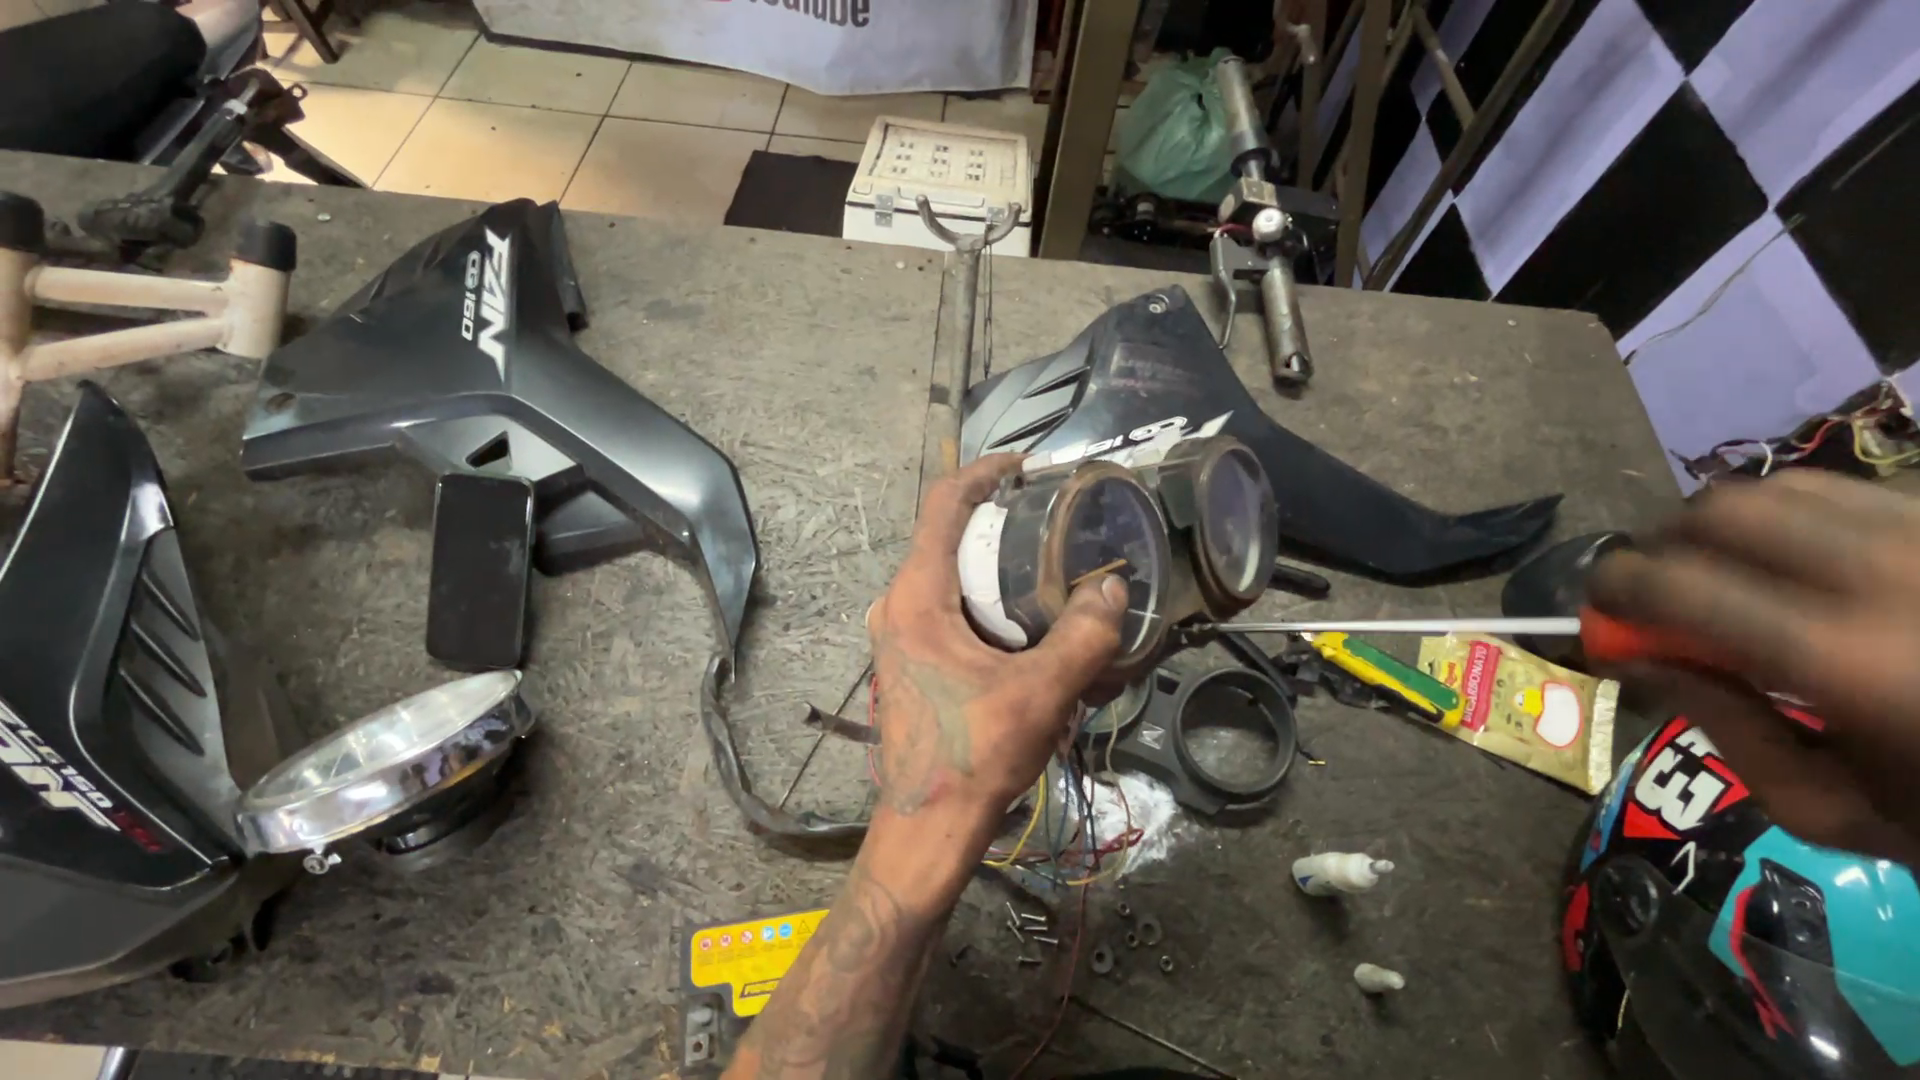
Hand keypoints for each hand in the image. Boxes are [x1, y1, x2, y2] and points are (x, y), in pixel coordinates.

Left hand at [866, 454, 1126, 823]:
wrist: (927, 827)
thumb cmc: (973, 757)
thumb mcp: (1039, 694)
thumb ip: (1082, 638)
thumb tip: (1114, 588)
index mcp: (916, 597)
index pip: (944, 504)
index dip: (985, 473)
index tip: (1029, 468)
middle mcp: (898, 605)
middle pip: (949, 538)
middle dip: (1001, 523)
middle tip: (1056, 522)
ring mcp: (899, 634)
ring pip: (949, 576)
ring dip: (995, 566)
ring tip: (1051, 571)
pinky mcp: (910, 659)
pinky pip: (947, 608)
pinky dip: (985, 601)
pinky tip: (1027, 625)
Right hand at [1589, 469, 1919, 863]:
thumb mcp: (1828, 806)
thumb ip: (1718, 720)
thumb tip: (1636, 654)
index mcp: (1844, 660)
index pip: (1672, 581)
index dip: (1612, 586)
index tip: (1601, 611)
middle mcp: (1895, 578)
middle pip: (1723, 509)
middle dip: (1666, 543)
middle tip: (1662, 589)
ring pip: (1791, 486)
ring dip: (1734, 526)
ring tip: (1736, 573)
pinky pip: (1864, 499)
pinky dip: (1809, 526)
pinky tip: (1822, 575)